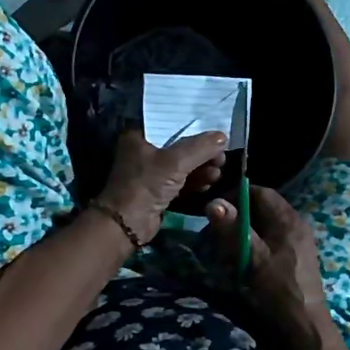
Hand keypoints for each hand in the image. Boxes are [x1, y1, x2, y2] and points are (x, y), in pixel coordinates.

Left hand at [94, 129, 226, 241]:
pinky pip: (181, 180)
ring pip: (183, 164)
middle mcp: (145, 150)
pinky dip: (195, 181)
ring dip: (202, 168)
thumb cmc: (146, 185)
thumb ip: (201, 147)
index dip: (197, 128)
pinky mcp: (158, 189)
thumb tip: (223, 137)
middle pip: (182, 146)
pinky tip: (208, 184)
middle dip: (203, 153)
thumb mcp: (176, 162)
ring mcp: (151, 171)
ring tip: (216, 174)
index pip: (174, 124)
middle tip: (220, 160)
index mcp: (140, 135)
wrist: (126, 225)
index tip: (217, 136)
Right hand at [206, 187, 336, 349]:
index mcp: (288, 220)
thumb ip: (234, 229)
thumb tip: (213, 203)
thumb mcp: (253, 258)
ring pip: (266, 224)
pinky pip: (272, 239)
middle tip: (216, 229)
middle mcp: (296, 224)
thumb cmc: (279, 288)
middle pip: (264, 208)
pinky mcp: (296, 256)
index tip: (216, 207)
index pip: (262, 192)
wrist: (304, 324)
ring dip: (245, 230)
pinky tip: (242, 259)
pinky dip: (254, 242)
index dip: (237, 195)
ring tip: (225, 245)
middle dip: (238, 214)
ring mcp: (298, 241)